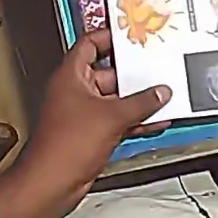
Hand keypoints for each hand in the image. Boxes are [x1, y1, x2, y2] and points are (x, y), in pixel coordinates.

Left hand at [18, 27, 170, 211]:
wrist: (53, 181)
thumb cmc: (65, 145)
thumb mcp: (112, 116)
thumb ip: (141, 102)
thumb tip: (159, 93)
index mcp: (71, 76)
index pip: (89, 44)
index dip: (109, 37)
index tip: (131, 36)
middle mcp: (75, 92)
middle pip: (108, 73)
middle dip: (133, 74)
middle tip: (156, 69)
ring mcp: (82, 113)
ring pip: (115, 100)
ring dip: (137, 101)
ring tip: (163, 96)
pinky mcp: (90, 134)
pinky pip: (116, 121)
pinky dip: (134, 121)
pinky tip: (155, 122)